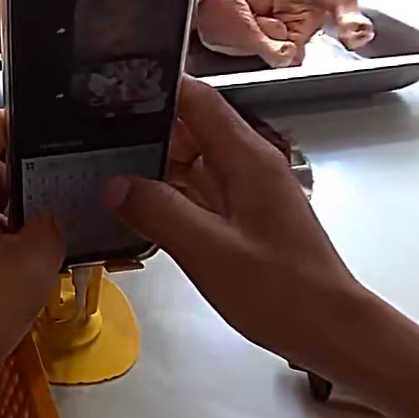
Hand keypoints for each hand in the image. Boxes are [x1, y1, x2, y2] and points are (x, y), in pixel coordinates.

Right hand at [103, 78, 396, 382]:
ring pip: (186, 163)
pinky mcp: (236, 216)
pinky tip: (133, 207)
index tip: (112, 88)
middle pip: (187, 129)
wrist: (327, 330)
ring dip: (150, 166)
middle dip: (142, 130)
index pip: (198, 100)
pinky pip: (192, 193)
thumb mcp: (209, 250)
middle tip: (91, 136)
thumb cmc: (280, 290)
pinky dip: (163, 196)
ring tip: (101, 167)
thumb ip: (158, 211)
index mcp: (246, 159)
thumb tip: (112, 184)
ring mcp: (241, 192)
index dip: (157, 87)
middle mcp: (245, 166)